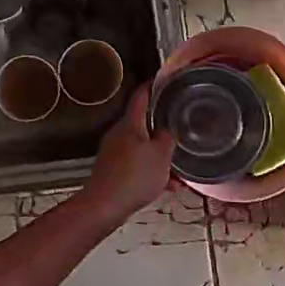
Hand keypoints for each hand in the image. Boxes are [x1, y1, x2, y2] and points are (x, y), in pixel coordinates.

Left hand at [79, 82, 176, 218]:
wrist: (105, 205)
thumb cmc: (134, 176)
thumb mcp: (161, 155)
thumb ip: (168, 138)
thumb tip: (168, 129)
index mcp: (130, 123)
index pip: (141, 96)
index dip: (153, 86)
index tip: (163, 80)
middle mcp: (119, 133)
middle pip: (143, 123)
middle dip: (162, 128)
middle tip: (179, 127)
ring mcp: (114, 151)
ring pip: (142, 148)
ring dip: (160, 156)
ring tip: (179, 171)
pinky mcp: (113, 169)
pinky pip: (137, 164)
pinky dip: (152, 171)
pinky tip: (167, 186)